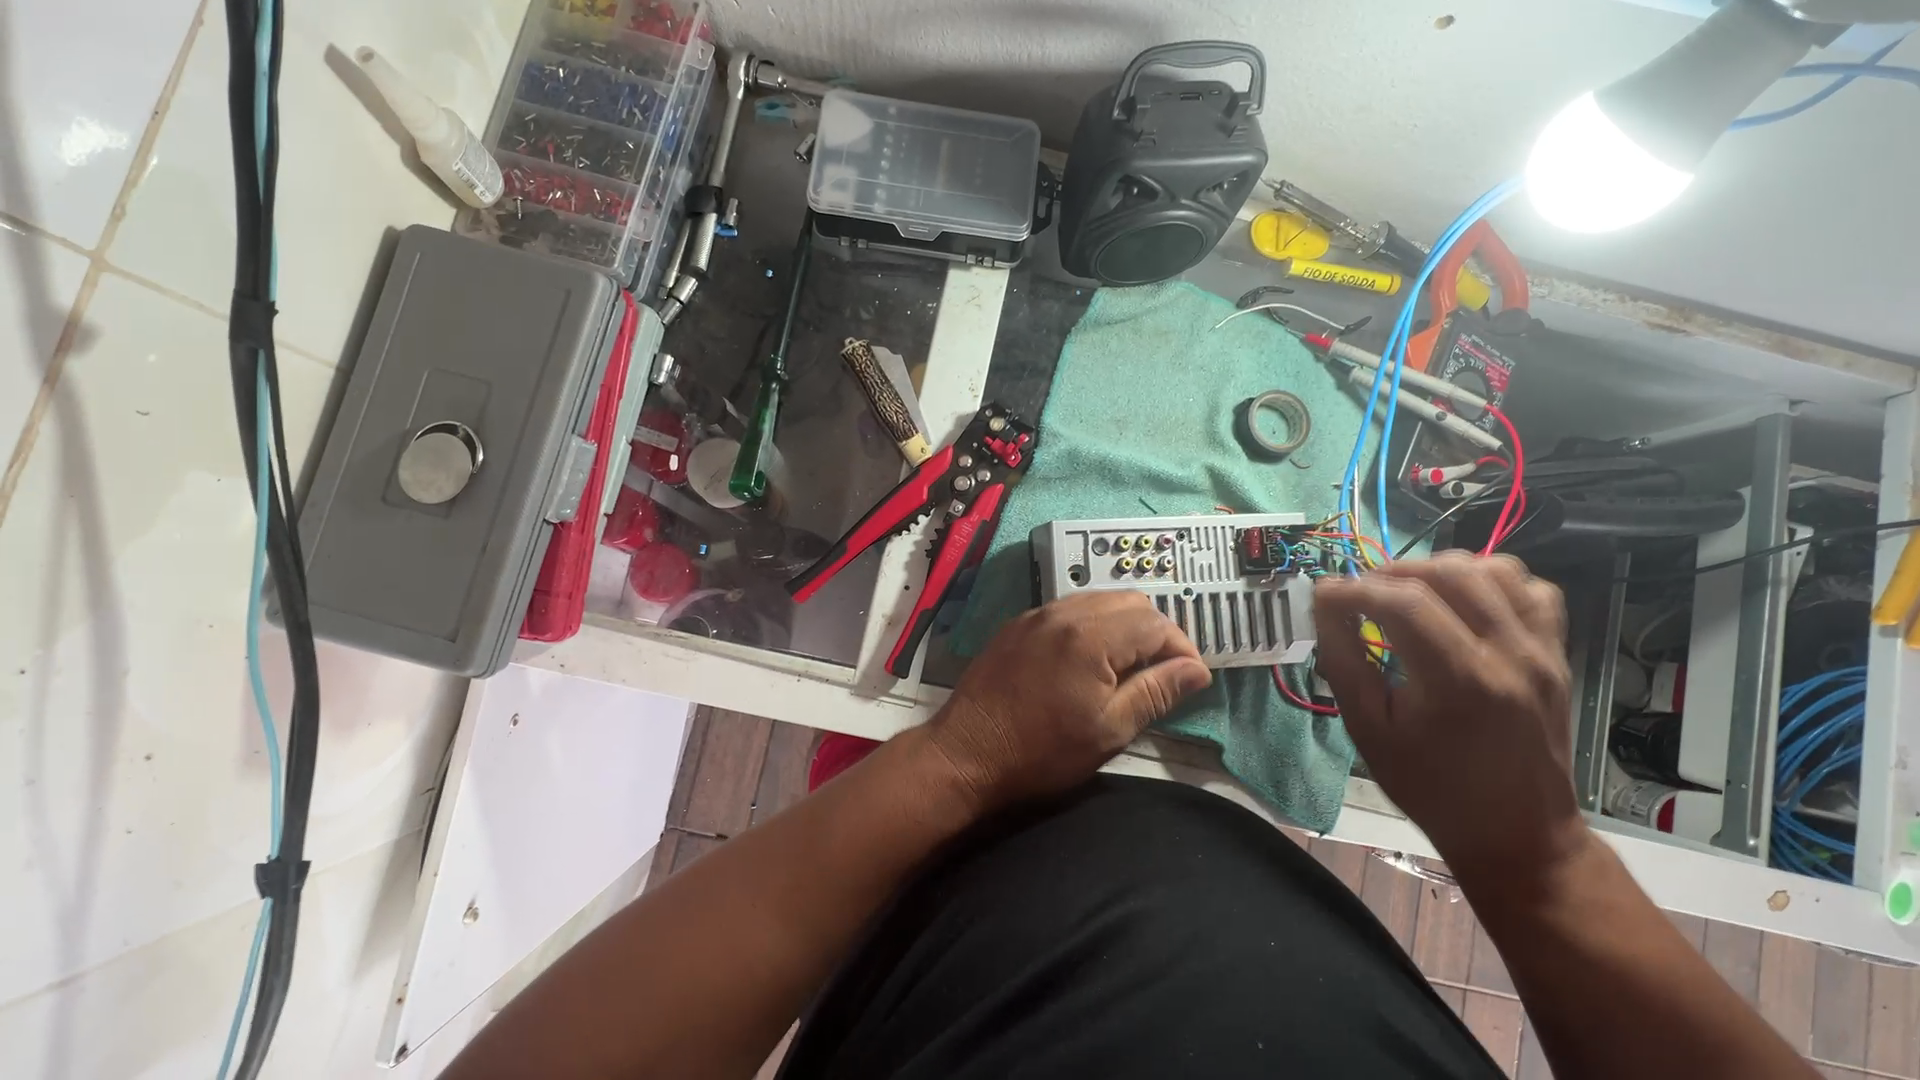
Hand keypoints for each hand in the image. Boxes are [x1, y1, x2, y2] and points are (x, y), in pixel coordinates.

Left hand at [928, 592, 1211, 811]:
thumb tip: (1196, 670)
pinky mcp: (1017, 626)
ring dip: (1123, 626)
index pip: (1155, 623)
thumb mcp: (1109, 731)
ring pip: (1098, 602)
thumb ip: (1155, 693)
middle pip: (1129, 602)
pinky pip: (1068, 611)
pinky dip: (1092, 626)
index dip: (1182, 648)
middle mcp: (1064, 613)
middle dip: (1155, 632)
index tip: (1190, 679)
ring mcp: (1036, 616)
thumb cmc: (1041, 752)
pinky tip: (1090, 660)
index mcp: (1091, 636)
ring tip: (1130, 667)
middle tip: (1162, 673)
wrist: (966, 754)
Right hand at [1312, 553, 1586, 885]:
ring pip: (1494, 570)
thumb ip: (1344, 661)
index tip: (1324, 595)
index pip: (1402, 602)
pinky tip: (1464, 601)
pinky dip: (1494, 581)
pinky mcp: (1557, 655)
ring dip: (1441, 568)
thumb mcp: (1369, 731)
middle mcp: (1509, 654)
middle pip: (1448, 573)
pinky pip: (1533, 590)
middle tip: (1361, 595)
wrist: (1517, 832)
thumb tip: (1326, 606)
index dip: (1354, 589)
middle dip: (1392, 573)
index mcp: (1458, 680)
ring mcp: (1541, 652)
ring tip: (1409, 591)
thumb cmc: (1431, 789)